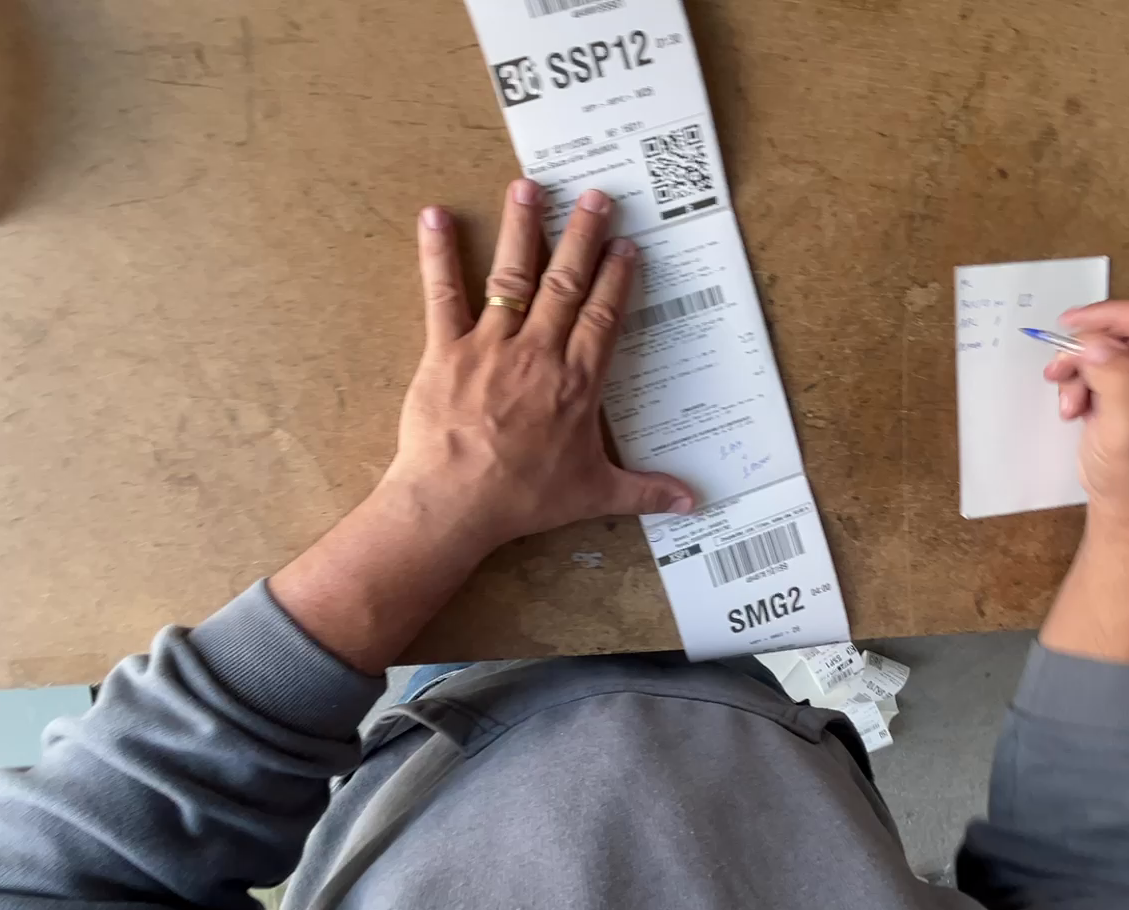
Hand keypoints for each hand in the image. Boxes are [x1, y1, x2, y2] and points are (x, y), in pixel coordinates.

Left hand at [270, 179, 693, 673]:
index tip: (626, 245)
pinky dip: (437, 254)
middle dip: (583, 237)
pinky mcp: (446, 350)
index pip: (603, 317)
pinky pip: (442, 295)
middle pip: (566, 283)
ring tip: (528, 187)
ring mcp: (491, 345)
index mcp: (577, 381)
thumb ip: (646, 492)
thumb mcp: (594, 494)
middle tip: (595, 197)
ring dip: (522, 229)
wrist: (457, 502)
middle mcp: (539, 352)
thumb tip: (693, 503)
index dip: (617, 279)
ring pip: (512, 276)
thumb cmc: (527, 498)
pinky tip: (435, 216)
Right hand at [1042, 301, 1128, 535]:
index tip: (1072, 323)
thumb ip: (1117, 380)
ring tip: (1067, 402)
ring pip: (1110, 353)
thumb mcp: (1126, 430)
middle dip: (1088, 350)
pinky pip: (1101, 372)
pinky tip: (1073, 410)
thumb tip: (1095, 342)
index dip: (1112, 316)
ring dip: (1079, 371)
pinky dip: (1080, 386)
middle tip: (1057, 367)